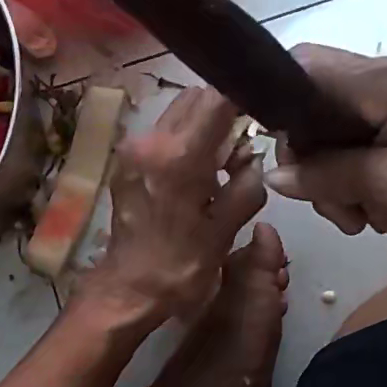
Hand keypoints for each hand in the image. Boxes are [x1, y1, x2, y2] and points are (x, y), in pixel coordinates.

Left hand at [85, 87, 265, 322]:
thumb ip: (246, 183)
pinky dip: (183, 139)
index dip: (242, 100)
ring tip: (219, 162)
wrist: (129, 288)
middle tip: (240, 146)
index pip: (216, 100)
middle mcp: (150, 142)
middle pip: (195, 98)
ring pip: (177, 112)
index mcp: (178, 157)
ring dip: (202, 125)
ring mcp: (132, 149)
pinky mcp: (125, 160)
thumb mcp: (226, 230)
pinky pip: (162, 132)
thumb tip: (252, 157)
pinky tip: (195, 171)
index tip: (261, 112)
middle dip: (222, 112)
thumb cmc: (180, 265)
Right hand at [266, 44, 386, 294]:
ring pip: (335, 123)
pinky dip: (350, 174)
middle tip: (328, 201)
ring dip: (331, 171)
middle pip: (322, 96)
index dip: (283, 103)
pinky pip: (358, 139)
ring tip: (356, 214)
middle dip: (313, 151)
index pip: (314, 65)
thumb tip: (274, 173)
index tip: (278, 155)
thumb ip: (324, 170)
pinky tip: (369, 207)